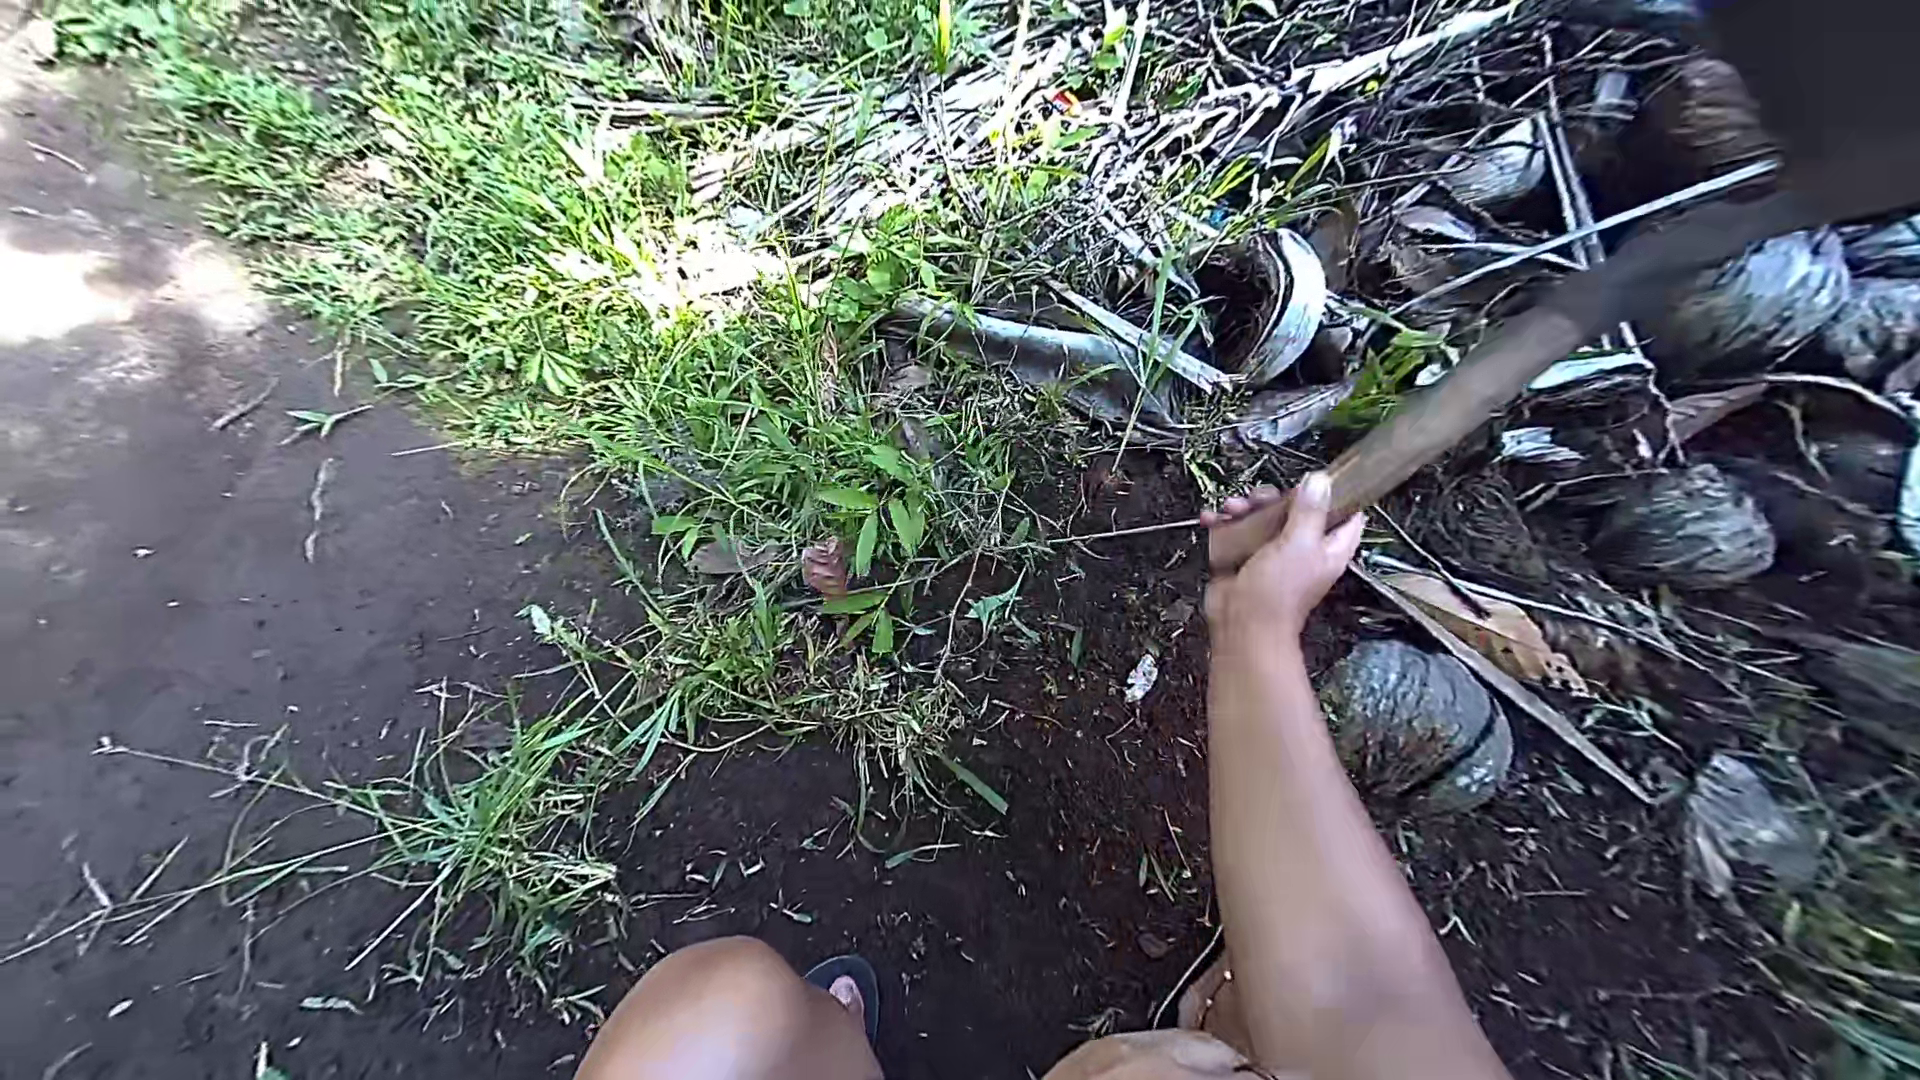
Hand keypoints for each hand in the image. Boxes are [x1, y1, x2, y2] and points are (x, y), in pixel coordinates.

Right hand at [1204, 473, 1365, 638]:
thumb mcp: (1298, 545)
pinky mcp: (1241, 557)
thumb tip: (1320, 481)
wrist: (1240, 623)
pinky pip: (1232, 531)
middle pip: (1293, 509)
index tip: (1314, 480)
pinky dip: (1221, 522)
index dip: (1333, 495)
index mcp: (1326, 547)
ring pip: (1259, 517)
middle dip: (1272, 499)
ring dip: (1242, 507)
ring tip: (1231, 510)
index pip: (1344, 514)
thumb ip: (1310, 511)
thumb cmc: (1276, 595)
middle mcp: (1300, 548)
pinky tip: (1213, 519)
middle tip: (1259, 499)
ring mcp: (1269, 552)